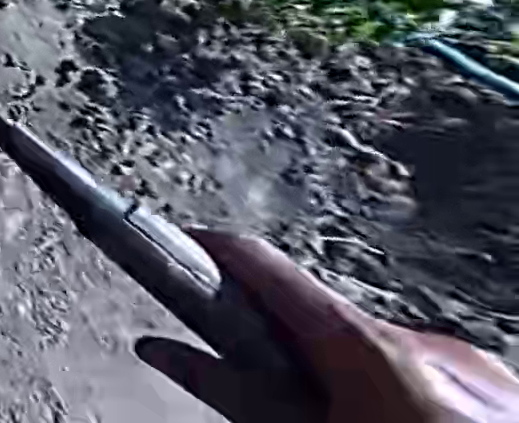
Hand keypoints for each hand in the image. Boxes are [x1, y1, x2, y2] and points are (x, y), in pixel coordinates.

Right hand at [137, 231, 518, 422]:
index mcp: (367, 350)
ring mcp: (490, 375)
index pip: (252, 258)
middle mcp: (430, 348)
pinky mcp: (515, 394)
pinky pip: (437, 377)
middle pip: (318, 313)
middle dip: (289, 344)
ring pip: (381, 349)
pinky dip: (408, 399)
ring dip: (354, 378)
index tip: (170, 246)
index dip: (202, 247)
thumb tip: (162, 351)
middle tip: (278, 391)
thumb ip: (238, 394)